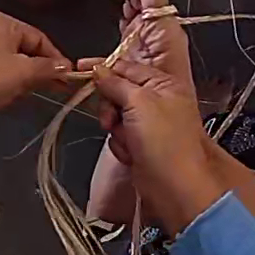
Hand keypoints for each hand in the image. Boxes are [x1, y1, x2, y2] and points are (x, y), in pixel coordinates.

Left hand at [0, 11, 70, 126]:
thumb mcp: (21, 72)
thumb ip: (47, 68)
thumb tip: (65, 67)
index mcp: (0, 21)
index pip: (38, 37)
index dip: (55, 58)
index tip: (69, 76)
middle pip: (25, 49)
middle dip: (39, 70)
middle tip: (55, 88)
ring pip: (12, 63)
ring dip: (22, 79)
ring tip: (24, 93)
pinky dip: (6, 83)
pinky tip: (8, 96)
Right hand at [89, 0, 191, 224]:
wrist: (174, 190)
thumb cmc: (166, 142)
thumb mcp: (139, 103)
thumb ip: (113, 79)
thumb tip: (93, 68)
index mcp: (166, 69)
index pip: (158, 27)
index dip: (150, 4)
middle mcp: (154, 80)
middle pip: (135, 46)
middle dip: (128, 29)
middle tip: (124, 2)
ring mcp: (140, 101)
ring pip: (112, 80)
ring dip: (108, 100)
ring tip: (118, 123)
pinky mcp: (129, 122)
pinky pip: (108, 107)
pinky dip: (108, 119)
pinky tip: (116, 134)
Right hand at [94, 57, 225, 234]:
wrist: (175, 187)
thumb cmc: (164, 141)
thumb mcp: (138, 102)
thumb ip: (115, 83)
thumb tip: (98, 69)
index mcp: (163, 83)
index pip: (126, 67)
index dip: (103, 68)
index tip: (80, 68)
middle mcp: (156, 100)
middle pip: (116, 92)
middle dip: (110, 106)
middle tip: (111, 119)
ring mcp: (147, 124)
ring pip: (114, 115)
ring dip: (115, 128)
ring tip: (128, 140)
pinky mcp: (139, 144)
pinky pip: (117, 135)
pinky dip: (120, 144)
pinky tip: (131, 153)